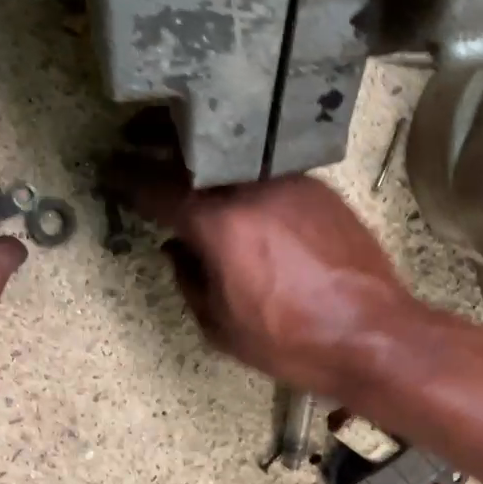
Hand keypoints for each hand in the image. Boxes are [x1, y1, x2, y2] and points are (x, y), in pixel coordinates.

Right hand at [118, 170, 414, 400]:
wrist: (372, 335)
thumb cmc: (291, 341)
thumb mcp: (220, 326)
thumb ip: (188, 280)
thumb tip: (177, 250)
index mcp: (220, 224)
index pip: (158, 190)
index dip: (127, 180)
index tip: (110, 173)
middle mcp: (253, 189)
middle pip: (195, 154)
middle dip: (159, 145)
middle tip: (136, 142)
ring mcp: (291, 183)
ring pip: (235, 159)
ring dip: (204, 159)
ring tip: (184, 167)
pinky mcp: (320, 190)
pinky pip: (268, 173)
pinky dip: (243, 176)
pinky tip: (237, 192)